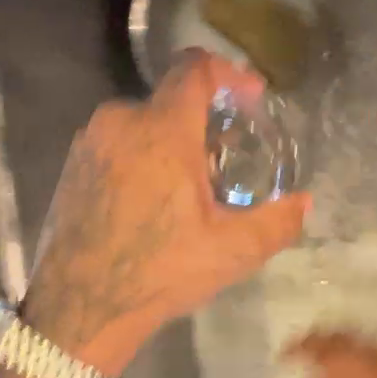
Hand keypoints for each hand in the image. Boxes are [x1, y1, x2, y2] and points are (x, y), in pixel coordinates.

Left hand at [22, 51, 308, 374]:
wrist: (79, 308)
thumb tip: (304, 202)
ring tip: (188, 191)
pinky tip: (151, 205)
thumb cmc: (160, 272)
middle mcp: (121, 122)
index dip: (230, 73)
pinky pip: (117, 146)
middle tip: (224, 164)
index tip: (250, 98)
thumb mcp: (232, 252)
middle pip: (171, 101)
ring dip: (170, 145)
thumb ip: (277, 221)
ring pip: (142, 125)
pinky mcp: (72, 167)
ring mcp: (90, 143)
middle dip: (203, 124)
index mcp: (162, 130)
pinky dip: (141, 160)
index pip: (196, 69)